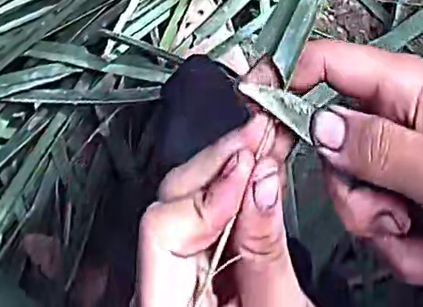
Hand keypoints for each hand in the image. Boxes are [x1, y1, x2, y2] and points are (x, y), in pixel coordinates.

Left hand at [137, 111, 309, 306]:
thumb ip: (266, 250)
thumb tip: (261, 175)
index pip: (161, 227)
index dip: (208, 188)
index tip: (250, 161)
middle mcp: (156, 295)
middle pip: (171, 203)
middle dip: (221, 162)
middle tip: (262, 132)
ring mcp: (171, 285)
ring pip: (186, 205)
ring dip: (231, 168)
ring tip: (266, 142)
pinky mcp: (191, 276)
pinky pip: (203, 220)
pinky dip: (234, 191)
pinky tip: (258, 171)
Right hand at [290, 40, 422, 295]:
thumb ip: (375, 148)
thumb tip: (315, 122)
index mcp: (404, 86)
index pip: (325, 62)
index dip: (286, 82)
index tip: (259, 126)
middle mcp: (400, 116)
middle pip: (332, 143)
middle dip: (357, 194)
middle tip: (398, 214)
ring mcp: (411, 159)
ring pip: (357, 192)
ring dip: (388, 232)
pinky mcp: (422, 196)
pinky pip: (386, 224)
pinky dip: (409, 249)